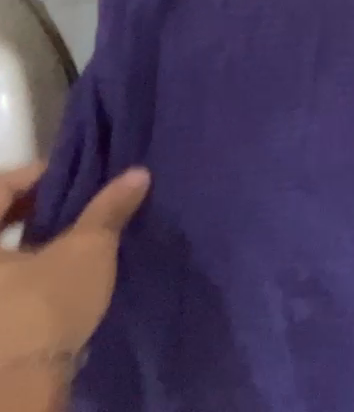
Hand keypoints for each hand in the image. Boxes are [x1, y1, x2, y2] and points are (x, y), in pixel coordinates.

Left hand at [0, 163, 150, 364]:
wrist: (16, 382)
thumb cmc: (43, 304)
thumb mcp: (87, 250)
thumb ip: (108, 209)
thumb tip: (137, 173)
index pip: (1, 185)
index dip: (45, 175)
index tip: (88, 175)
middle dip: (36, 205)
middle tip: (83, 201)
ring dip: (27, 235)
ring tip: (74, 233)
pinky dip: (19, 262)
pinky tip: (52, 267)